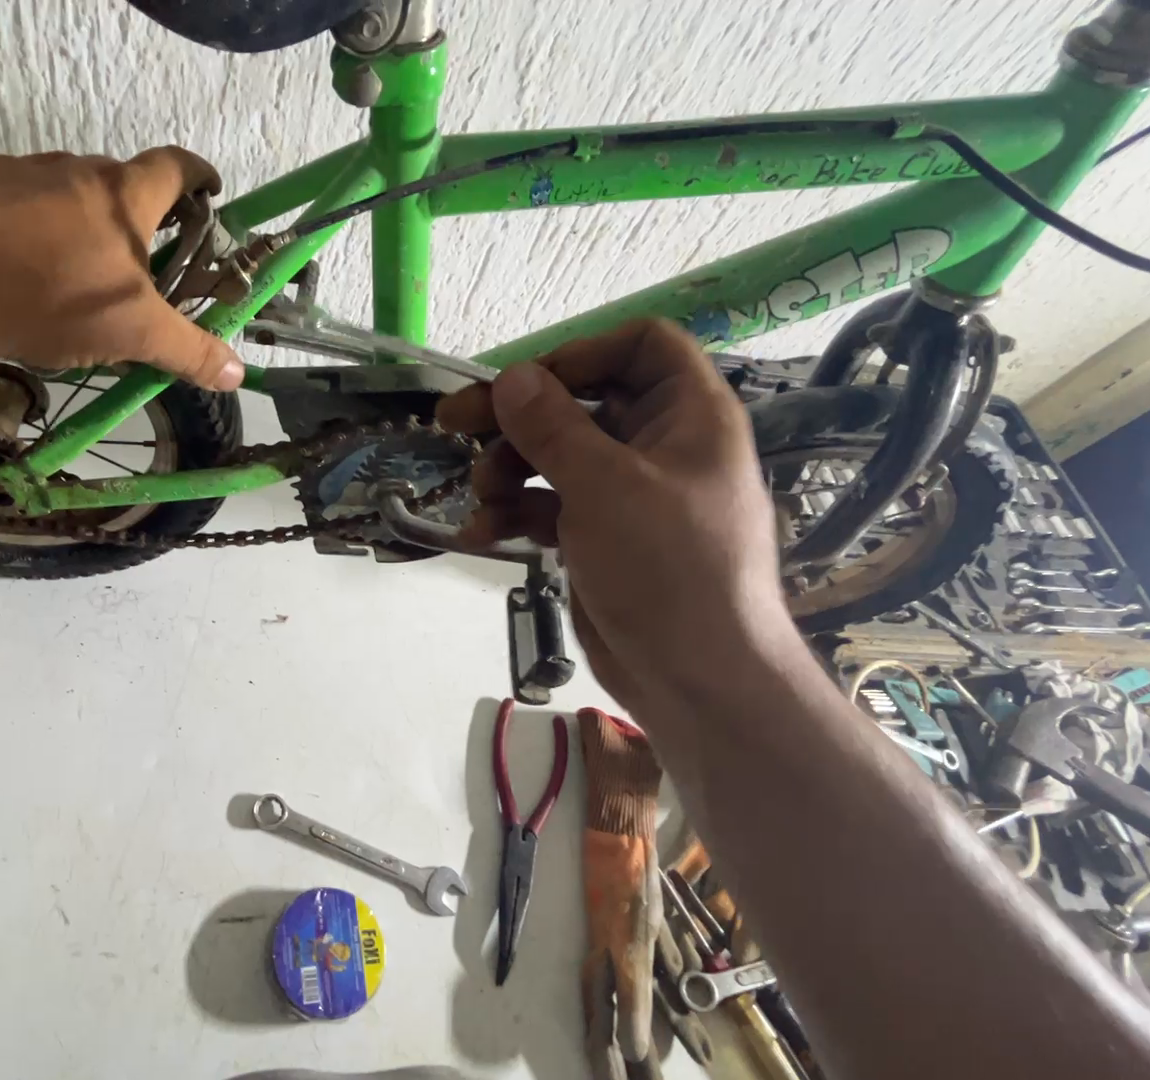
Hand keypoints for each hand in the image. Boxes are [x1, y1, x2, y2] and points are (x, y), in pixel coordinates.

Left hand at [0, 145, 243, 390]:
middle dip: (132, 209)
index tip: (210, 189)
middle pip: (117, 178)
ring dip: (74, 209)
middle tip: (133, 250)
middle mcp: (76, 170)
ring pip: (61, 183)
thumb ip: (190, 351)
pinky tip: (9, 242)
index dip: (198, 176)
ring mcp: (19, 169)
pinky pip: (5, 185)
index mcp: (124, 197)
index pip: (175, 168)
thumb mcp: (136, 335)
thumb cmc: (57, 300)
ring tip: (68, 254)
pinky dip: (17, 208)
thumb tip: (237, 375)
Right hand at [435, 320, 795, 715]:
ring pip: (554, 458)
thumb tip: (511, 377)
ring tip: (480, 496)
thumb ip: (552, 426)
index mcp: (687, 415)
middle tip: (452, 422)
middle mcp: (658, 446)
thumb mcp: (604, 486)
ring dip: (507, 470)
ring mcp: (627, 495)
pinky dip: (514, 513)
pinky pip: (549, 506)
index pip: (640, 347)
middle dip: (517, 417)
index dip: (582, 354)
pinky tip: (481, 533)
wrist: (696, 680)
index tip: (526, 382)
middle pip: (580, 404)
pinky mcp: (599, 537)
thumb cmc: (666, 567)